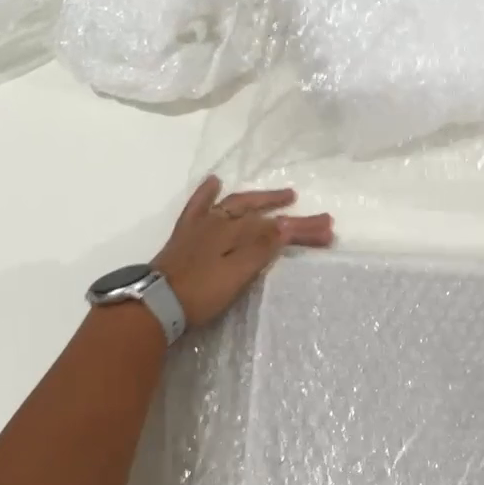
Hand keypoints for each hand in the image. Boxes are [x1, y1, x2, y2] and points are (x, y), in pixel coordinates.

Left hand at [153, 175, 332, 329]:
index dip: (303, 229)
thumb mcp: (236, 275)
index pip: (277, 229)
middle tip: (319, 219)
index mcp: (236, 234)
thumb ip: (260, 249)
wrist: (154, 303)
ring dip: (260, 200)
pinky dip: (208, 193)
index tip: (328, 231)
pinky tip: (215, 182)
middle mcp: (221, 223)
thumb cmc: (200, 293)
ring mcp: (201, 227)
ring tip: (282, 196)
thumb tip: (286, 223)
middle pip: (262, 216)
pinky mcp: (185, 235)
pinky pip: (198, 206)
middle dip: (291, 217)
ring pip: (236, 206)